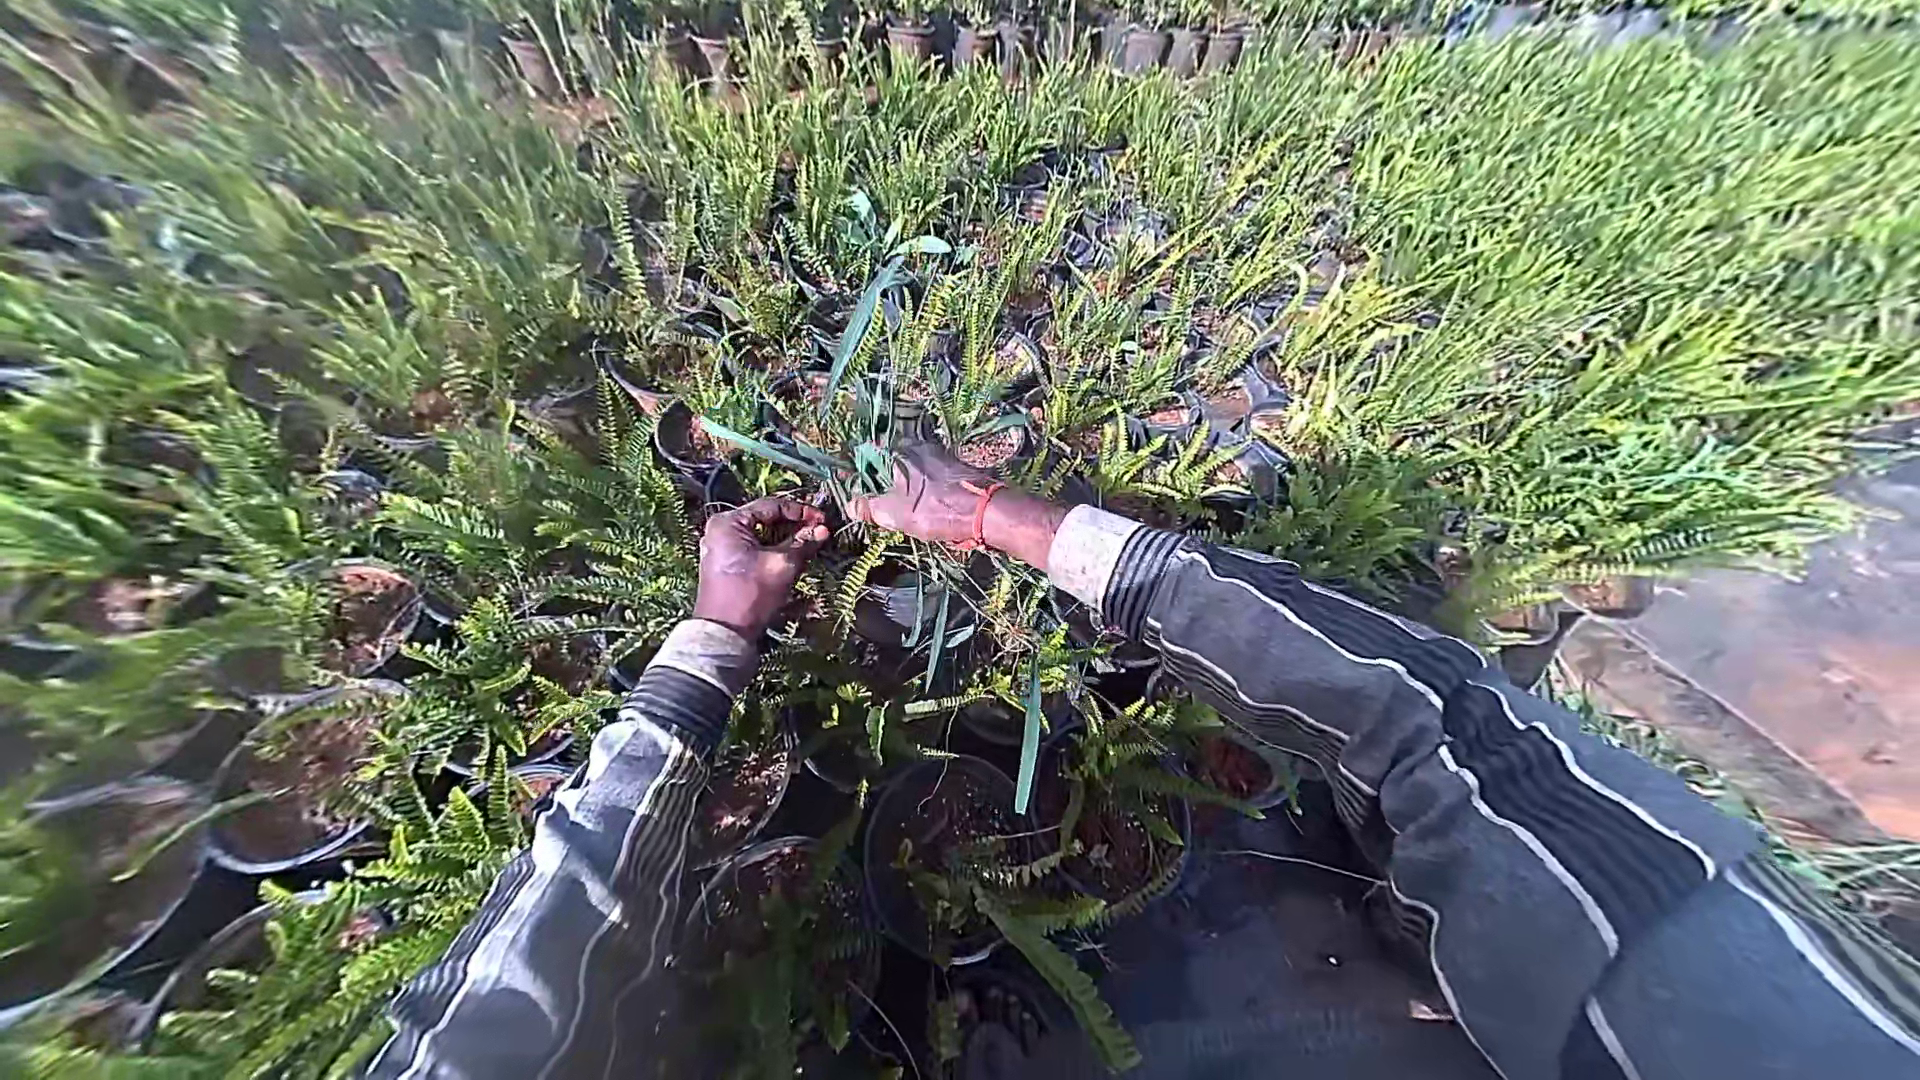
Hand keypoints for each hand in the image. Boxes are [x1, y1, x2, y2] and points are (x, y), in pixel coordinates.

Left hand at [691, 496, 830, 638]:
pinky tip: (793, 553)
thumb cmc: (752, 593)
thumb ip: (803, 543)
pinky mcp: (726, 561)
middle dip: (795, 524)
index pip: (771, 506)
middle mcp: (721, 529)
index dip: (801, 511)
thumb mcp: (783, 565)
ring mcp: (721, 546)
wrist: (725, 632)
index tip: (823, 519)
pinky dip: (774, 548)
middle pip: (765, 518)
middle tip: (819, 530)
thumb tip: (823, 529)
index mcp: (729, 522)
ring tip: (810, 542)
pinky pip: (754, 546)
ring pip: (761, 534)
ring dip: (786, 537)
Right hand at [850, 442, 1068, 570]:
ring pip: (915, 471)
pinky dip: (927, 491)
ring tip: (904, 510)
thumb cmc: (936, 510)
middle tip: (880, 505)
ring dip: (908, 488)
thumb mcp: (895, 513)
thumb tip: (850, 505)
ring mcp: (943, 456)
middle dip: (886, 482)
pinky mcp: (959, 469)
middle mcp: (922, 446)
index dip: (861, 474)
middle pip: (894, 462)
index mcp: (901, 450)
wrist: (987, 512)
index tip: (857, 491)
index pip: (871, 454)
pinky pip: (933, 479)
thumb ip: (870, 507)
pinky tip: (927, 507)